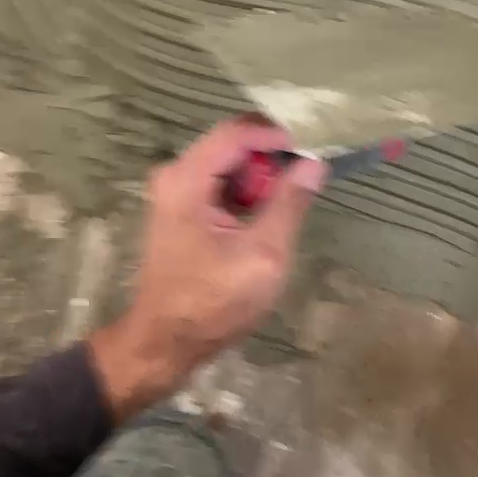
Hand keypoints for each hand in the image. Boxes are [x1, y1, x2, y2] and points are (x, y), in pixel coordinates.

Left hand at [88, 114, 325, 421]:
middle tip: (299, 182)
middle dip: (267, 158)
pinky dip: (241, 191)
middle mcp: (174, 174)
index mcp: (187, 178)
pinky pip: (216, 181)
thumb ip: (289, 204)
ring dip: (256, 177)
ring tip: (281, 207)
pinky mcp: (177, 207)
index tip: (307, 152)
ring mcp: (173, 190)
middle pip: (229, 143)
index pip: (235, 132)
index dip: (273, 135)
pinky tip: (259, 218)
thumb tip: (313, 163)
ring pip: (225, 162)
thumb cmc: (213, 303)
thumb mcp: (263, 255)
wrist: (163, 344)